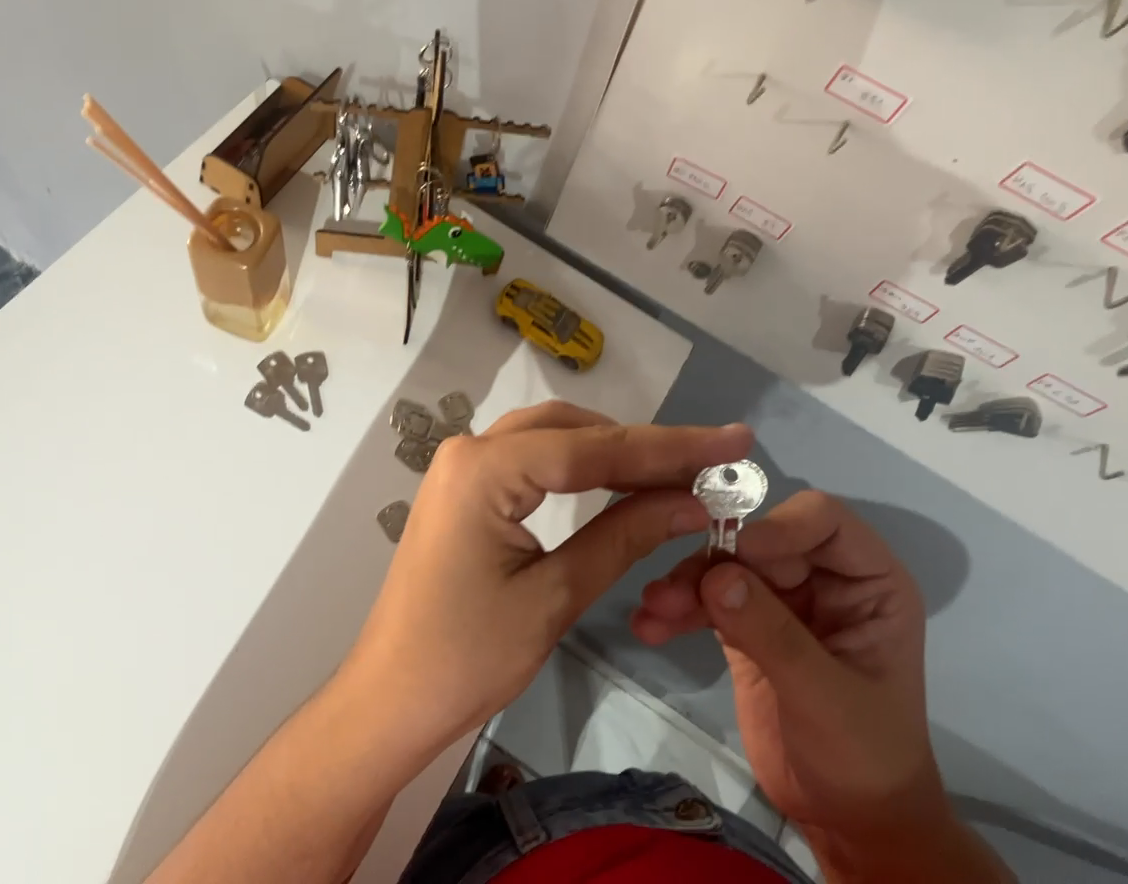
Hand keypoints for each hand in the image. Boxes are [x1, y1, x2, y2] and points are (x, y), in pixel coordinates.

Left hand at [339, 402, 751, 748]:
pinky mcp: (463, 491)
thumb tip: (692, 500)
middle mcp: (468, 450)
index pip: (593, 447)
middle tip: (713, 461)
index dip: (670, 447)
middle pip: (572, 431)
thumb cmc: (467, 656)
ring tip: (680, 470)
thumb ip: (623, 536)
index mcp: (483, 469)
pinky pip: (531, 462)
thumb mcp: (555, 596)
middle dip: (644, 445)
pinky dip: (579, 468)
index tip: (734, 441)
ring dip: (613, 452)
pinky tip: (620, 482)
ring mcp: (461, 468)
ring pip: (552, 439)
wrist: (393, 696)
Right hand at [629, 491, 945, 837]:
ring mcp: (782, 603)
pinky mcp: (747, 629)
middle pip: (759, 543)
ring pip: (726, 568)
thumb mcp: (825, 696)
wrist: (848, 818)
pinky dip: (680, 610)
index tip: (730, 552)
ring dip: (686, 585)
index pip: (822, 522)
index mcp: (868, 582)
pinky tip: (649, 627)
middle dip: (713, 562)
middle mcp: (824, 580)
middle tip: (667, 593)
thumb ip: (773, 634)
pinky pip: (708, 601)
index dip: (776, 526)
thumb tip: (715, 575)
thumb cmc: (864, 755)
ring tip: (651, 612)